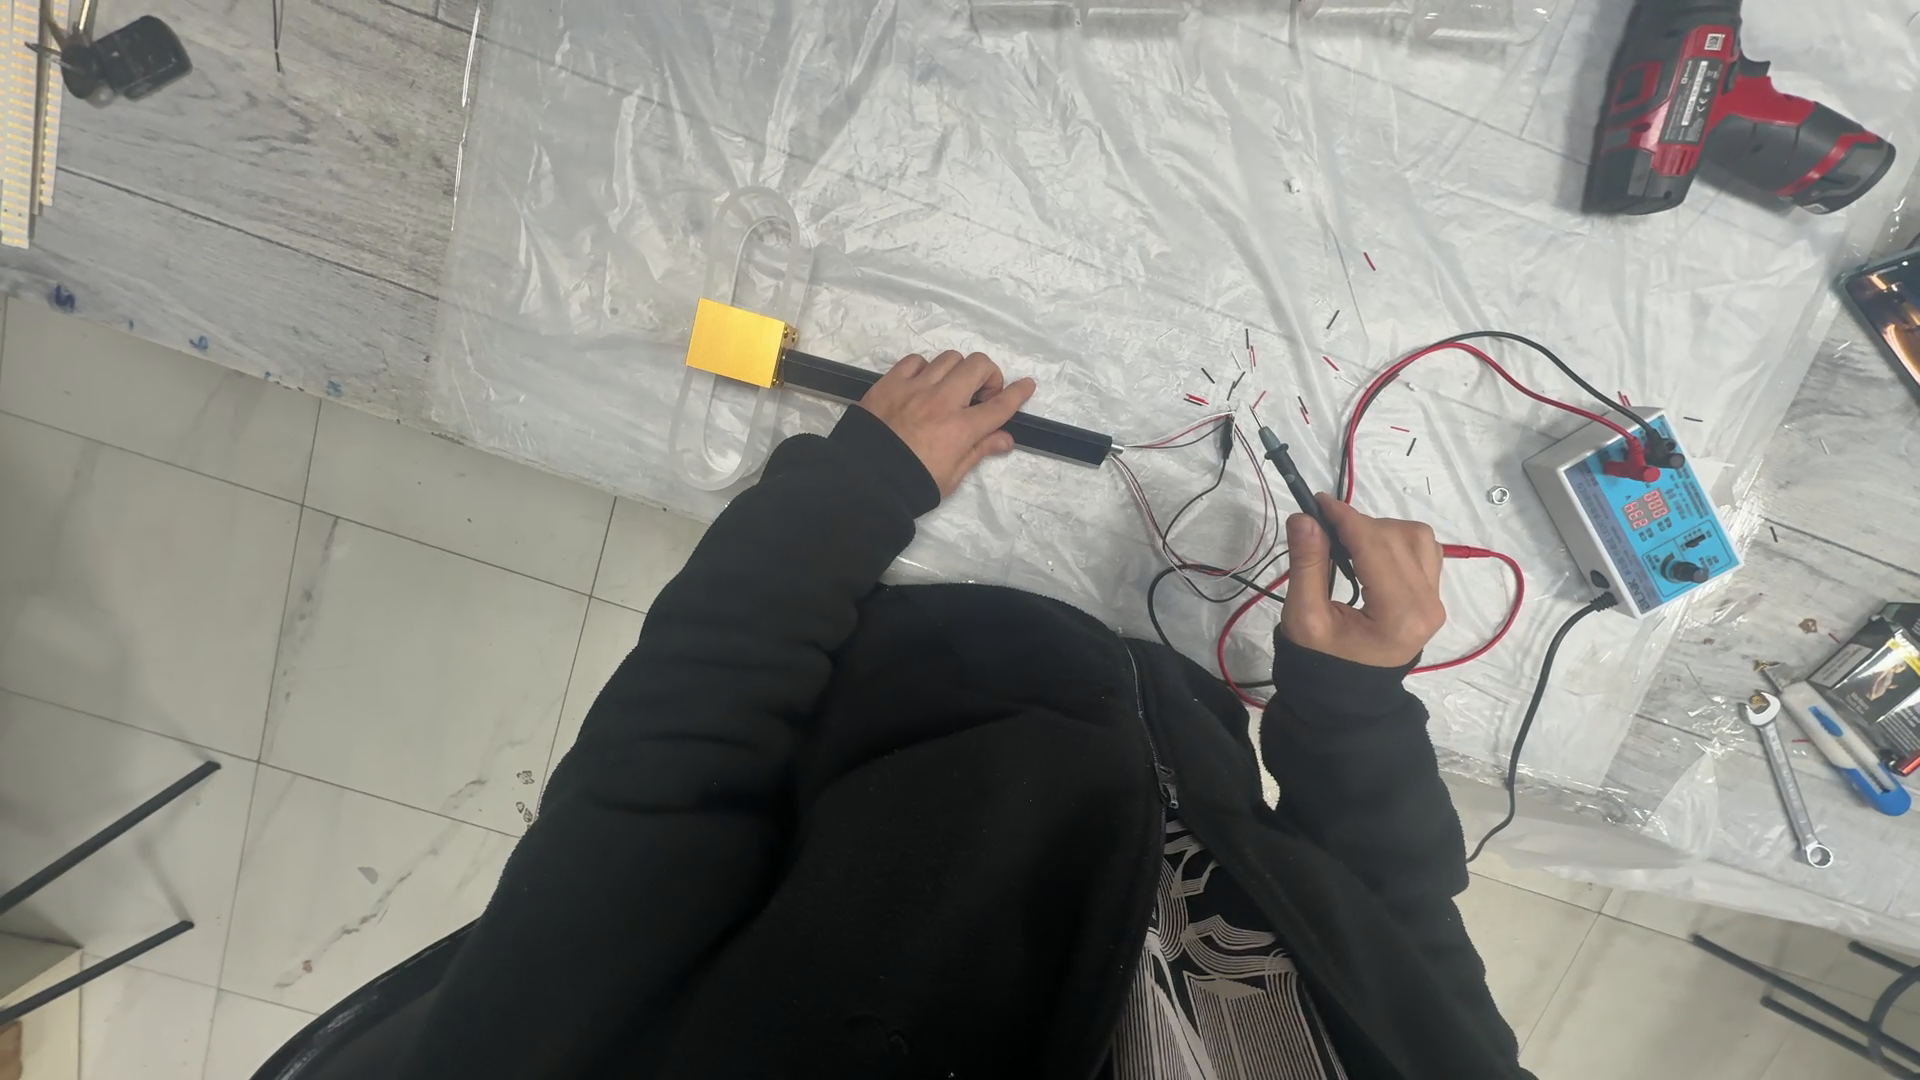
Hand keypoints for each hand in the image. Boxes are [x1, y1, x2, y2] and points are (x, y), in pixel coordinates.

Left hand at [857, 351, 1036, 496]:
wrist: (862, 482)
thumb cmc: (910, 485)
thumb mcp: (951, 477)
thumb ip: (979, 451)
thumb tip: (1005, 438)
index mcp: (961, 430)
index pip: (1000, 405)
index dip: (1018, 393)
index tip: (1027, 385)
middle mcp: (942, 402)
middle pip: (977, 366)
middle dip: (988, 375)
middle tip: (982, 392)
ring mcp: (914, 388)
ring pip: (949, 358)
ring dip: (957, 370)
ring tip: (950, 388)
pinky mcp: (889, 383)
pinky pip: (915, 361)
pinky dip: (924, 368)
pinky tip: (921, 384)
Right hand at [1281, 494, 1445, 667]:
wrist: (1344, 692)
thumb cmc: (1320, 658)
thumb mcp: (1304, 616)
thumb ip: (1307, 565)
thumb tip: (1305, 518)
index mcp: (1398, 614)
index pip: (1375, 547)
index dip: (1346, 518)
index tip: (1316, 502)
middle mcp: (1427, 604)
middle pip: (1397, 538)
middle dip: (1358, 523)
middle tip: (1321, 525)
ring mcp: (1435, 601)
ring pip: (1416, 538)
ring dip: (1380, 529)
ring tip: (1346, 540)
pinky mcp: (1432, 597)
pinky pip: (1423, 551)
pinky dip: (1395, 540)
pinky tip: (1368, 551)